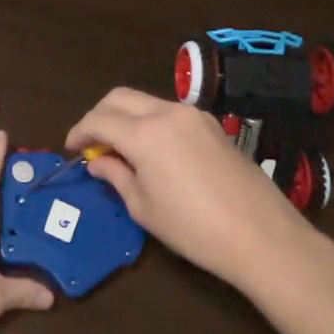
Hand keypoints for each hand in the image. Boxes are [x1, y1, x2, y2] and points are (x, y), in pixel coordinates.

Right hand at [67, 88, 317, 293]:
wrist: (262, 236)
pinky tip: (152, 151)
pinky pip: (170, 113)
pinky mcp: (213, 126)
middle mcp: (167, 113)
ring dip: (126, 117)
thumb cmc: (193, 229)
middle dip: (99, 115)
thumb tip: (98, 161)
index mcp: (143, 133)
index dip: (79, 132)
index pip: (98, 120)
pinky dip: (150, 123)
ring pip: (146, 102)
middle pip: (119, 97)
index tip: (71, 148)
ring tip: (120, 149)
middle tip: (91, 142)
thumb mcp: (143, 208)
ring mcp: (194, 116)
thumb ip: (116, 176)